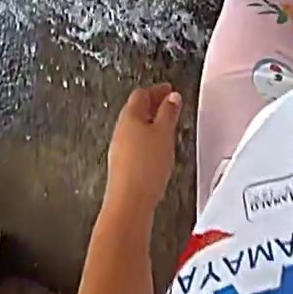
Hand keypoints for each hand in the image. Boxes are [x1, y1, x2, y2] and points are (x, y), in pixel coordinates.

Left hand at [105, 84, 181, 214]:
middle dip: (154, 105)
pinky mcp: (122, 166)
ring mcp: (120, 148)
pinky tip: (157, 151)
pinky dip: (147, 140)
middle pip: (137, 109)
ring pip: (136, 128)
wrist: (129, 204)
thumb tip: (172, 97)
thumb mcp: (164, 133)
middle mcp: (121, 129)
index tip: (168, 89)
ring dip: (151, 123)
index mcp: (130, 116)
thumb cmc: (145, 166)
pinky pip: (135, 145)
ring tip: (166, 127)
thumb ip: (169, 112)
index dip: (157, 90)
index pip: (142, 94)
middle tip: (168, 104)